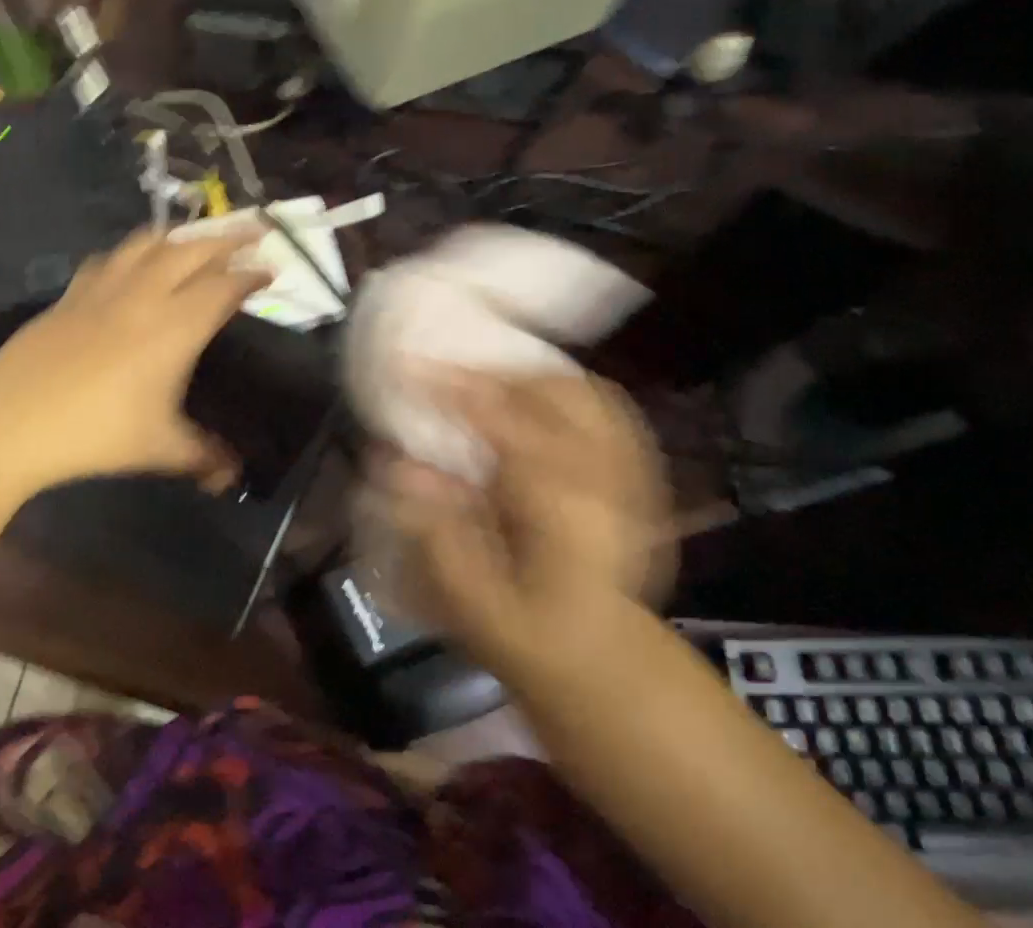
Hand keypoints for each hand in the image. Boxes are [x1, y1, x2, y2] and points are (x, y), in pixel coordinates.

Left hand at [0, 227, 270, 490]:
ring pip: (146, 244)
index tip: (270, 272)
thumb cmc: (94, 434)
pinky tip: (130, 263)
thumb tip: (231, 475)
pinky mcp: (67, 297)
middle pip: (190, 251)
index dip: (251, 275)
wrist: (10, 421)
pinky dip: (132, 253)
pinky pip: (108, 260)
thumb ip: (202, 456)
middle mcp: (141, 296)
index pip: (223, 286)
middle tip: (254, 231)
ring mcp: (99, 291)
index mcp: (173, 327)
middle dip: (227, 237)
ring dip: (179, 236)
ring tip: (196, 238)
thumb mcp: (158, 449)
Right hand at [368, 373, 672, 674]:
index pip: (505, 421)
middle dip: (493, 371)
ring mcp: (630, 476)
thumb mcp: (470, 600)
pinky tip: (530, 401)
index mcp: (562, 508)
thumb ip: (434, 532)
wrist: (605, 663)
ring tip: (480, 380)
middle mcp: (606, 479)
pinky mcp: (636, 479)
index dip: (452, 387)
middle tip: (441, 374)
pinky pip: (606, 413)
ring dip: (527, 377)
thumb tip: (397, 467)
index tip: (405, 369)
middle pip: (555, 393)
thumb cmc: (529, 636)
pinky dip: (563, 394)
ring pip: (585, 395)